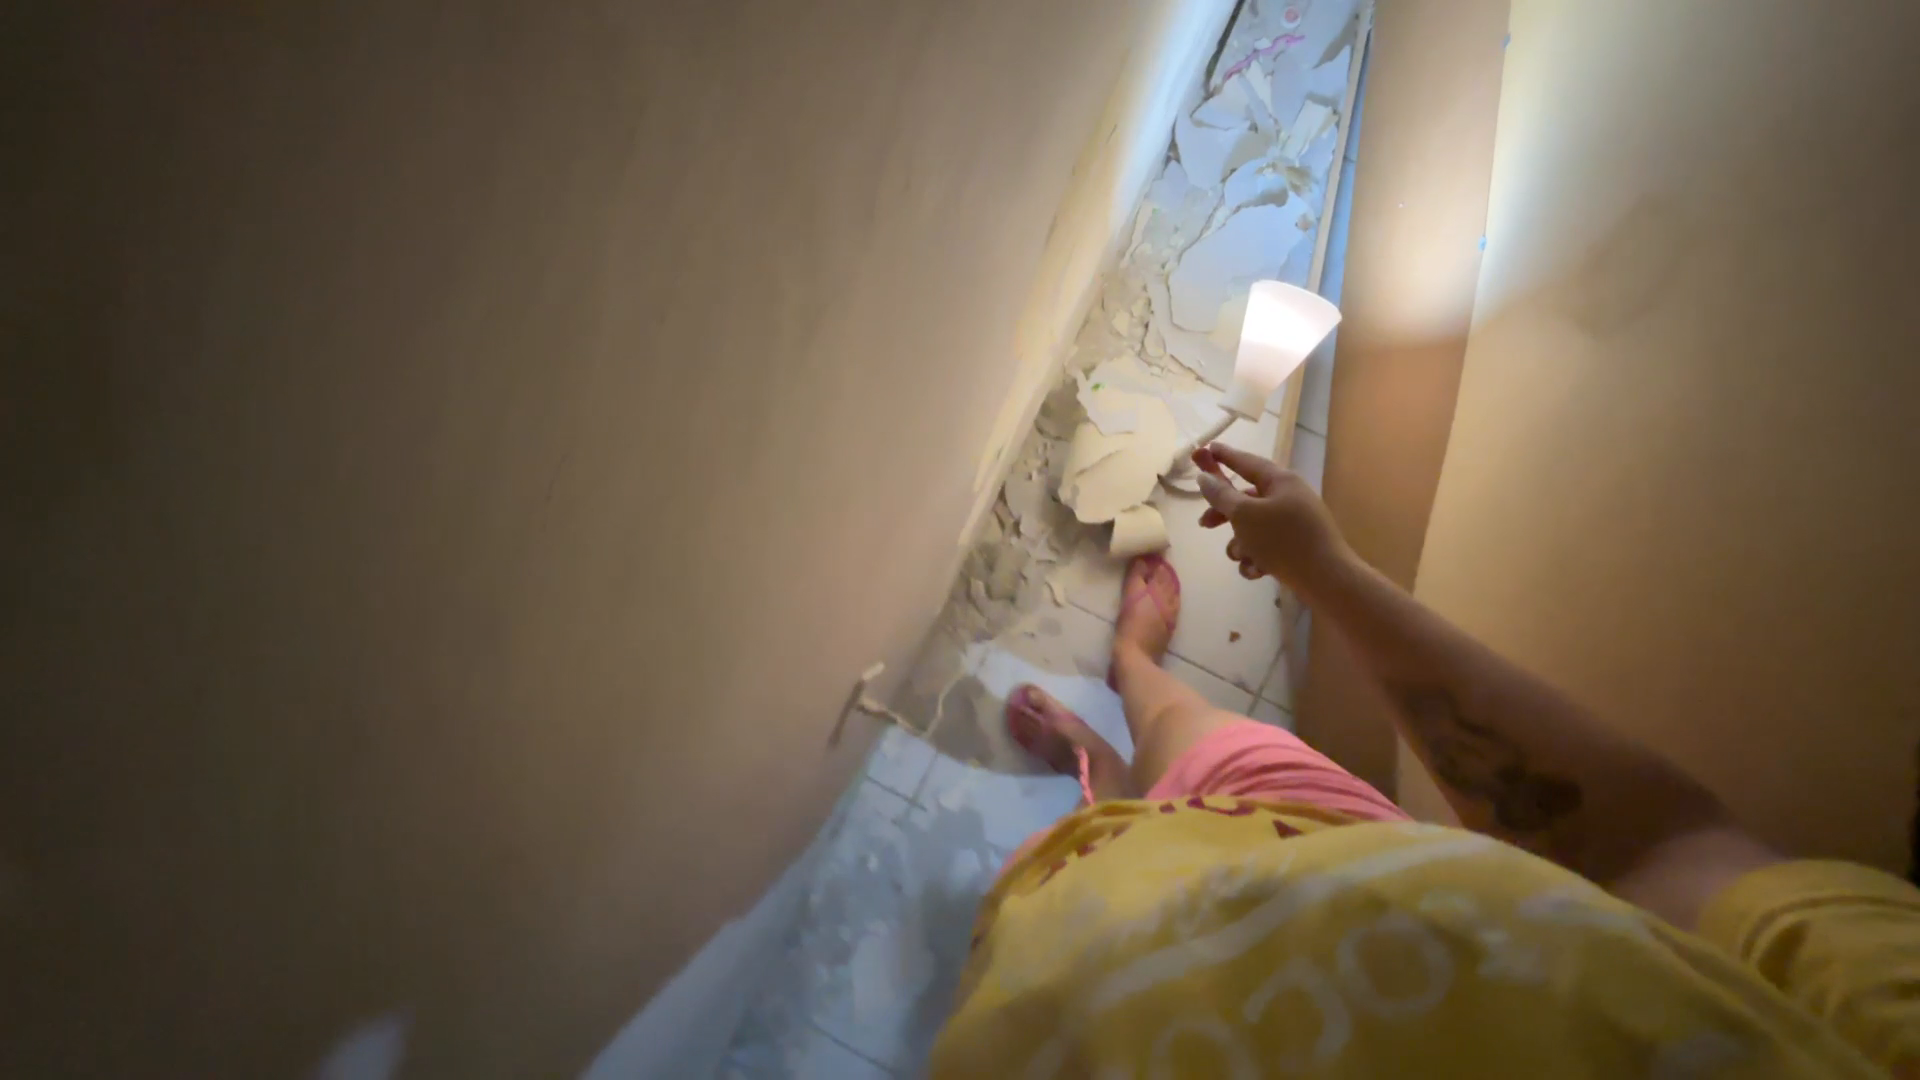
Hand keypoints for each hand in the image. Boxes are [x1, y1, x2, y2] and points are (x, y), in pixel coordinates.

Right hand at [1194, 442, 1352, 592]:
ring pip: (1251, 528)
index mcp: (1280, 482)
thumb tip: (1204, 477)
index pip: (1246, 462)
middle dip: (1223, 515)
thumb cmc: (1284, 540)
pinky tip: (1257, 571)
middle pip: (1244, 499)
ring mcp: (1292, 524)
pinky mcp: (1294, 547)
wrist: (1326, 578)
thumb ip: (1221, 495)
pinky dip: (1256, 558)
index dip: (1223, 456)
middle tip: (1204, 524)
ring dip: (1240, 544)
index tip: (1204, 449)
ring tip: (1243, 556)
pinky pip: (1264, 547)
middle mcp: (1287, 498)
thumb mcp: (1245, 515)